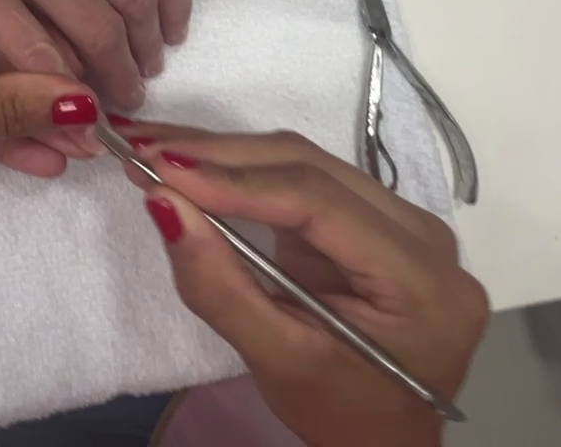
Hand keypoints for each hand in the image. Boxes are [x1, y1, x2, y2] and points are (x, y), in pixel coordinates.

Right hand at [0, 0, 190, 122]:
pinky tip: (58, 95)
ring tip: (109, 98)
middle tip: (139, 79)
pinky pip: (30, 48)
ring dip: (112, 77)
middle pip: (134, 6)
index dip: (173, 10)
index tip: (167, 37)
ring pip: (93, 34)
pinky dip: (54, 80)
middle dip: (145, 54)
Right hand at [122, 126, 486, 446]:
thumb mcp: (278, 363)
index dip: (235, 182)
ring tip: (146, 144)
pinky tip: (183, 156)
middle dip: (213, 154)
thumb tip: (162, 203)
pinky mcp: (358, 209)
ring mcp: (391, 215)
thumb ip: (220, 286)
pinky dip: (229, 163)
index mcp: (422, 282)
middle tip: (138, 149)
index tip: (160, 170)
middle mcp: (419, 232)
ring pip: (292, 157)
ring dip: (213, 149)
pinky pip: (288, 170)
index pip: (318, 203)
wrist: (379, 438)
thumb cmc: (339, 413)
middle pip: (305, 166)